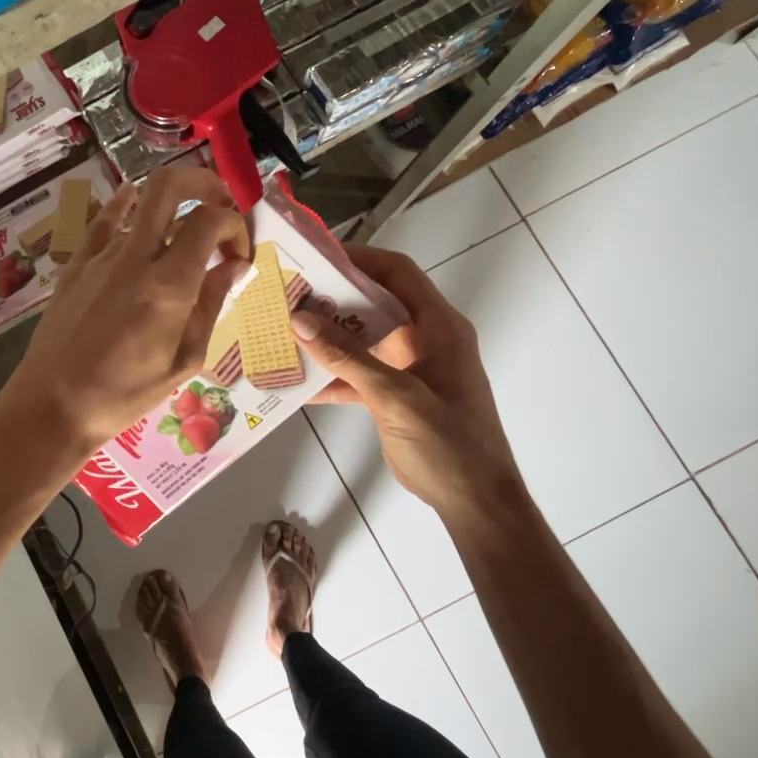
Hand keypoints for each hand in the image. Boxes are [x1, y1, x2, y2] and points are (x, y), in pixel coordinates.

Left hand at [0, 167, 250, 461]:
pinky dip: (124, 205)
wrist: (53, 406)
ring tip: (183, 228)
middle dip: (205, 184)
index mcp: (169, 285)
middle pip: (171, 185)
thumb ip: (212, 305)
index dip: (236, 226)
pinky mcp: (75, 264)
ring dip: (171, 205)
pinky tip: (132, 204)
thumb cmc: (125, 395)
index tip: (238, 254)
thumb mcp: (184, 360)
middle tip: (219, 207)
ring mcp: (100, 256)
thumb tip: (234, 265)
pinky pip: (103, 220)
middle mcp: (134, 257)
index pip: (212, 220)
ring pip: (139, 201)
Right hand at [290, 244, 524, 516]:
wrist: (475, 500)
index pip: (397, 273)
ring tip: (282, 332)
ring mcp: (409, 368)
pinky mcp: (395, 395)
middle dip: (332, 298)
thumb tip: (300, 319)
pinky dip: (331, 376)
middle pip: (374, 303)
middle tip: (287, 294)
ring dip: (326, 338)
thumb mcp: (395, 396)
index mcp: (438, 327)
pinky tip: (296, 383)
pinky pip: (357, 374)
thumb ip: (348, 358)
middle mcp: (424, 339)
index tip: (314, 257)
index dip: (359, 258)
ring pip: (361, 340)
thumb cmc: (448, 442)